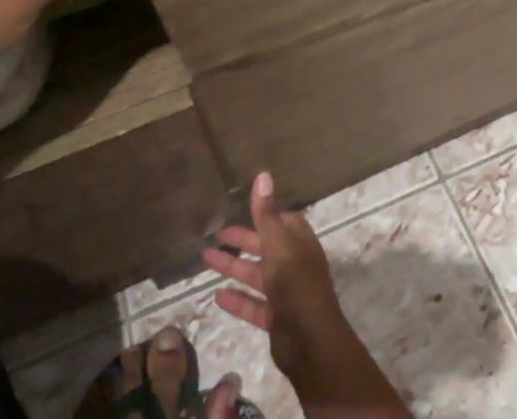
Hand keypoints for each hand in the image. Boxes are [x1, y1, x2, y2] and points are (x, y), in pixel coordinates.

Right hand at [203, 174, 406, 413]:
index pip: (284, 222)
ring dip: (233, 268)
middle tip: (215, 235)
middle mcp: (295, 265)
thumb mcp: (279, 246)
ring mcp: (286, 293)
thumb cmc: (295, 285)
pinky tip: (217, 295)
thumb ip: (267, 215)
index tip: (243, 209)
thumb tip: (263, 175)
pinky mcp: (276, 318)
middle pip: (266, 248)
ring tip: (205, 259)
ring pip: (257, 276)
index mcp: (300, 244)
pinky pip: (253, 305)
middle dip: (242, 241)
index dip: (265, 215)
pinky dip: (237, 299)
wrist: (310, 342)